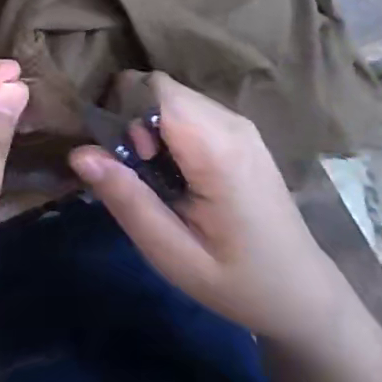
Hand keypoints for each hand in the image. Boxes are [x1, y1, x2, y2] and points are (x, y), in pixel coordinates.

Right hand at [68, 72, 343, 340]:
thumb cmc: (236, 282)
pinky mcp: (241, 130)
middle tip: (141, 169)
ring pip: (172, 94)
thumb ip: (127, 199)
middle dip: (135, 116)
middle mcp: (231, 122)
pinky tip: (179, 171)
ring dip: (151, 123)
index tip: (130, 158)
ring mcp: (240, 123)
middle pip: (160, 86)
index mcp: (218, 149)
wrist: (303, 294)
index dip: (127, 112)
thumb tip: (79, 152)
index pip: (153, 87)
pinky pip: (189, 107)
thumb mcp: (173, 254)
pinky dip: (169, 127)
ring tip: (160, 174)